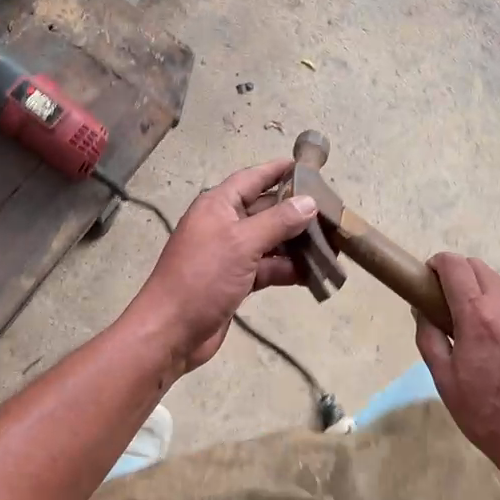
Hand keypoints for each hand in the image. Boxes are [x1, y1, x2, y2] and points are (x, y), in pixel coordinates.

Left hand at [127, 160, 317, 371]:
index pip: (252, 178)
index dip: (278, 170)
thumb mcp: (242, 244)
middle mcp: (223, 224)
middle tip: (330, 212)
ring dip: (294, 243)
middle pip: (265, 209)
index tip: (307, 167)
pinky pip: (266, 267)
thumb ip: (277, 221)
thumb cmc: (202, 277)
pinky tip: (310, 273)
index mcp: (218, 205)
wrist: (170, 332)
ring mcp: (229, 254)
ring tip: (329, 244)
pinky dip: (285, 269)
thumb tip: (309, 202)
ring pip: (268, 241)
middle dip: (294, 211)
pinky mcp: (234, 281)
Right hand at [415, 254, 499, 478]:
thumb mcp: (444, 379)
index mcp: (478, 315)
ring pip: (497, 281)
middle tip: (443, 302)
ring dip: (478, 287)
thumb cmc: (486, 415)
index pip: (454, 265)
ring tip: (469, 320)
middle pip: (476, 265)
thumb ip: (428, 336)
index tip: (426, 281)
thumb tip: (421, 309)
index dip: (436, 264)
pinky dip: (498, 304)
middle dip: (456, 273)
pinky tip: (494, 337)